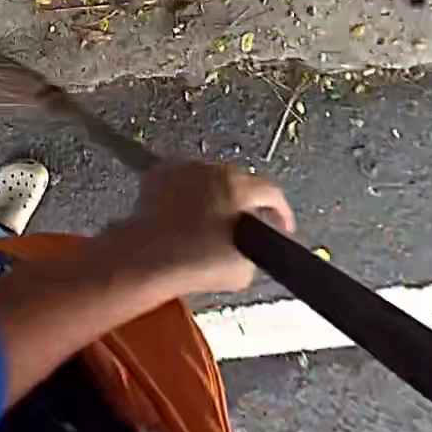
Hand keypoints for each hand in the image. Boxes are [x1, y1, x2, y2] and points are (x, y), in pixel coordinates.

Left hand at [98, 160, 294, 297]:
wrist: (151, 253)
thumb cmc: (198, 259)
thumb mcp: (248, 263)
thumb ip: (258, 241)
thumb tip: (252, 235)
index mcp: (238, 186)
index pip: (272, 192)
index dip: (281, 212)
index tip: (279, 224)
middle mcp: (209, 169)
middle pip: (238, 180)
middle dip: (245, 200)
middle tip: (244, 222)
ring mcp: (181, 167)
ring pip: (208, 176)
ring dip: (215, 192)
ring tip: (212, 218)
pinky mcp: (158, 172)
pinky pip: (181, 177)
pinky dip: (187, 188)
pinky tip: (186, 209)